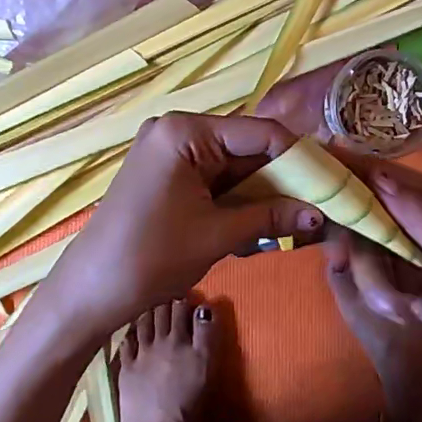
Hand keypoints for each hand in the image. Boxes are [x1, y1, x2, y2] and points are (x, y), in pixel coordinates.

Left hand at [30, 113, 322, 340]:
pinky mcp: (165, 173)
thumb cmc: (152, 256)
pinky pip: (212, 179)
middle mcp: (176, 130)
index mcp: (185, 132)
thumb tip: (319, 215)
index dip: (299, 157)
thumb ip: (271, 216)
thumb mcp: (219, 234)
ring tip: (292, 221)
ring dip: (260, 193)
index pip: (260, 132)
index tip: (330, 182)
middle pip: (246, 147)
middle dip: (281, 179)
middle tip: (317, 204)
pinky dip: (236, 200)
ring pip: (232, 166)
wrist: (91, 290)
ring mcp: (168, 151)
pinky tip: (256, 226)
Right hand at [321, 160, 421, 378]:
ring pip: (363, 248)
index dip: (348, 168)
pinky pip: (370, 274)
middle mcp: (420, 215)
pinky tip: (403, 311)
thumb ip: (419, 213)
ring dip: (374, 280)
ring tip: (399, 306)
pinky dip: (379, 293)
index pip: (385, 173)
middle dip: (358, 245)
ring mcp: (408, 247)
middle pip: (363, 212)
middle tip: (343, 263)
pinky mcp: (400, 275)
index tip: (311, 167)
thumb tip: (377, 174)